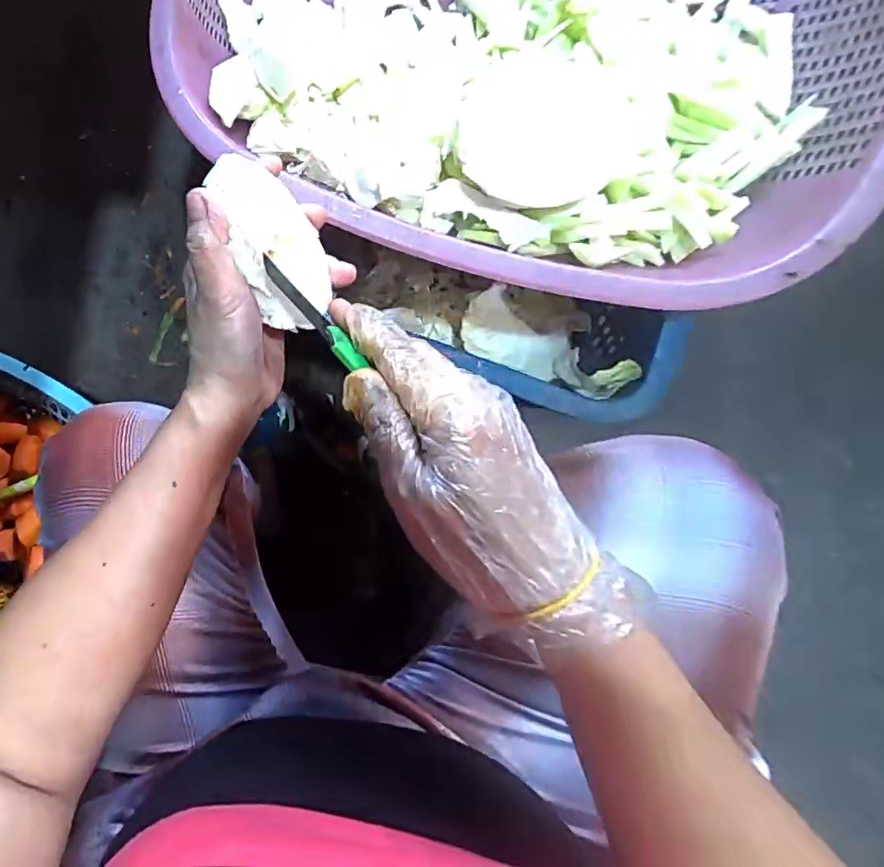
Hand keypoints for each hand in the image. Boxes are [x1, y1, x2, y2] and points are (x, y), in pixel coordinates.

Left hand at [182, 162, 354, 431]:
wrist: (236, 393)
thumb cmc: (223, 338)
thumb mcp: (216, 285)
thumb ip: (209, 242)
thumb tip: (201, 194)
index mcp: (212, 258)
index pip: (228, 208)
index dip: (249, 185)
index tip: (275, 167)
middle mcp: (233, 269)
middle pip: (265, 229)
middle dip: (293, 219)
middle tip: (319, 216)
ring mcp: (257, 290)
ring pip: (288, 257)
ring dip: (316, 255)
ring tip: (341, 266)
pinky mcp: (276, 311)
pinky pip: (300, 286)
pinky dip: (320, 283)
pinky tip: (341, 287)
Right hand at [332, 300, 641, 648]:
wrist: (549, 577)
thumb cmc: (466, 541)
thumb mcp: (409, 488)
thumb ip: (383, 423)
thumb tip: (361, 375)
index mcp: (449, 407)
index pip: (398, 351)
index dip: (363, 327)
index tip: (334, 306)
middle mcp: (476, 392)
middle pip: (418, 352)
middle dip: (378, 338)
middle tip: (340, 330)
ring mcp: (494, 402)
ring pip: (434, 366)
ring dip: (398, 358)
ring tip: (363, 359)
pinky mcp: (501, 418)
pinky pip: (450, 384)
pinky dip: (419, 378)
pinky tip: (403, 391)